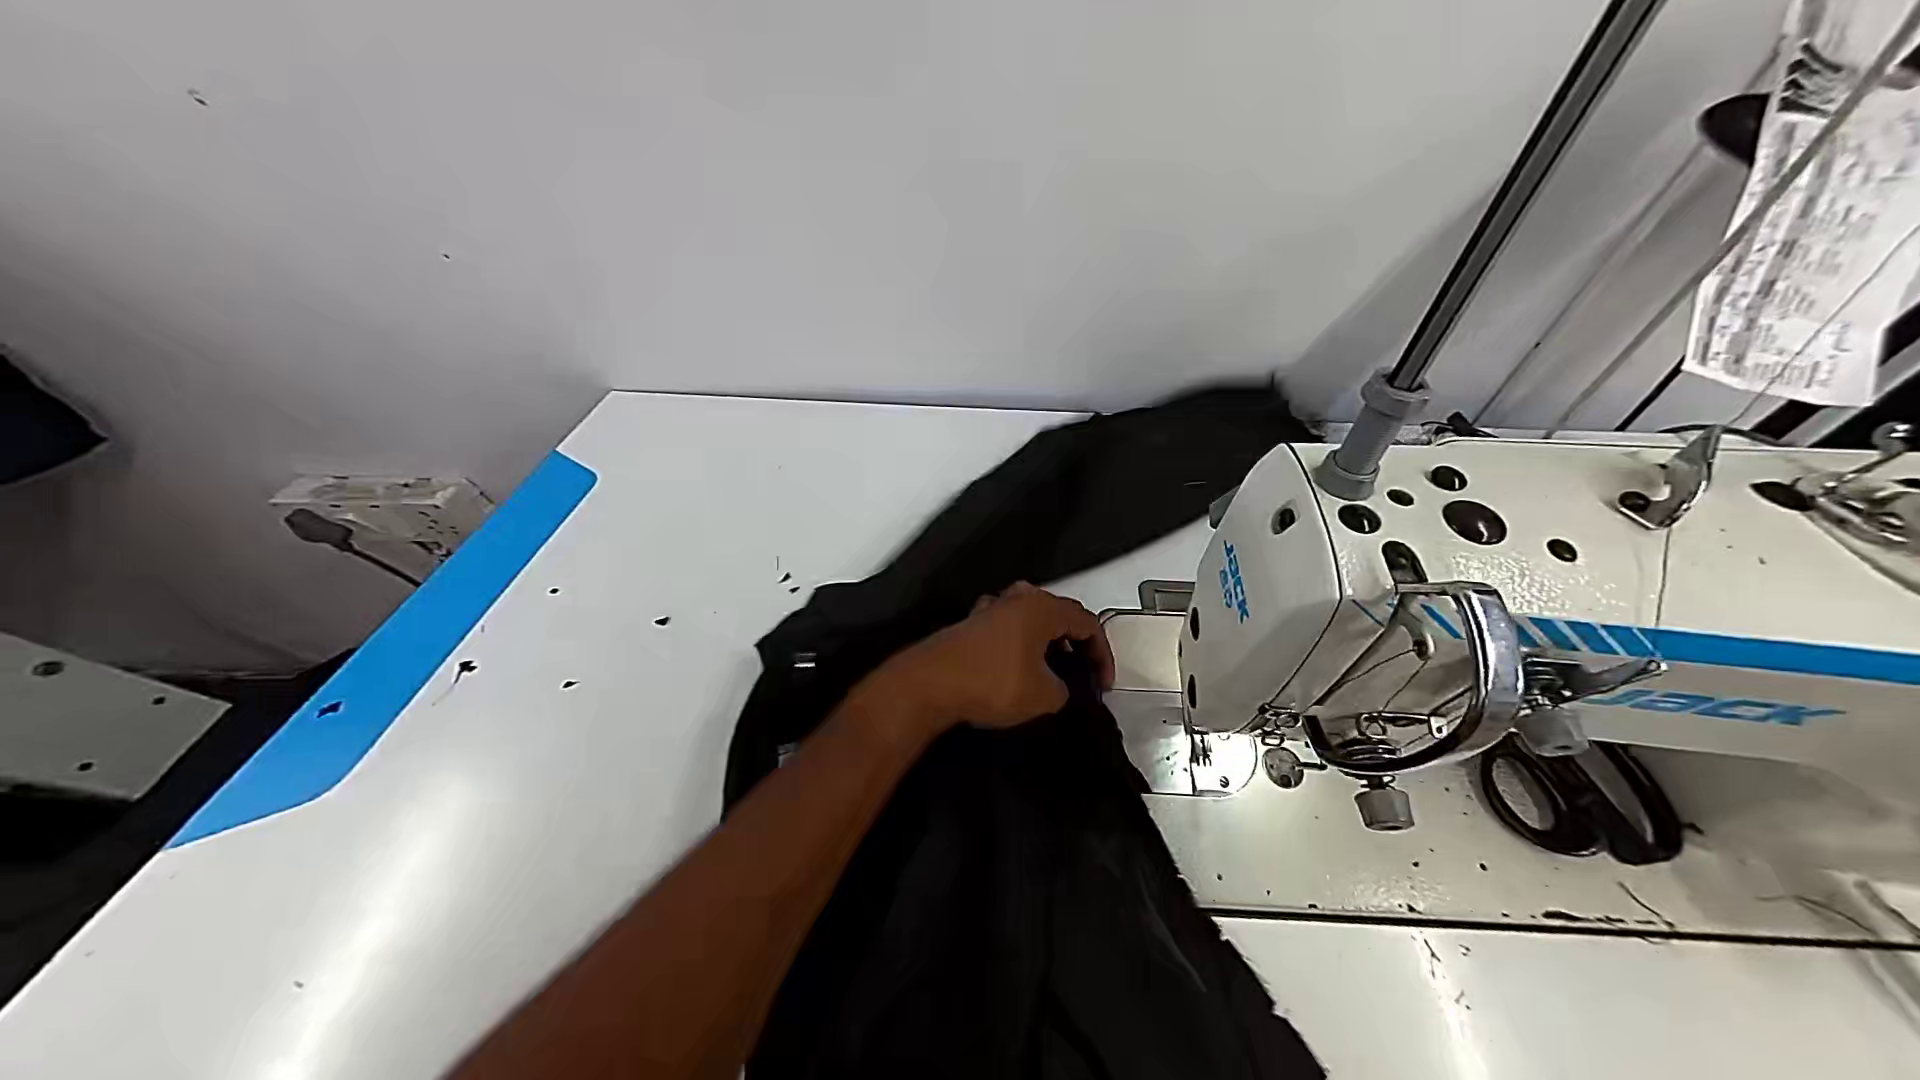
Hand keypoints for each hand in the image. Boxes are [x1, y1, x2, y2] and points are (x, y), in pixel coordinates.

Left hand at [853, 583, 1114, 735]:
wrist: (929, 684)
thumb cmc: (992, 683)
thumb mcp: (1045, 696)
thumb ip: (1065, 689)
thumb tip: (1058, 686)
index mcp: (1041, 607)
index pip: (1088, 622)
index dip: (1102, 655)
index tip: (1102, 685)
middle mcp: (1016, 598)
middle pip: (1059, 615)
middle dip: (1076, 644)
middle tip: (1082, 674)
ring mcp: (989, 608)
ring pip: (1031, 620)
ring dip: (1047, 643)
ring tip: (1052, 672)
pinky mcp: (970, 624)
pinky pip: (1007, 629)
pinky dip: (1021, 645)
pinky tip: (1016, 668)